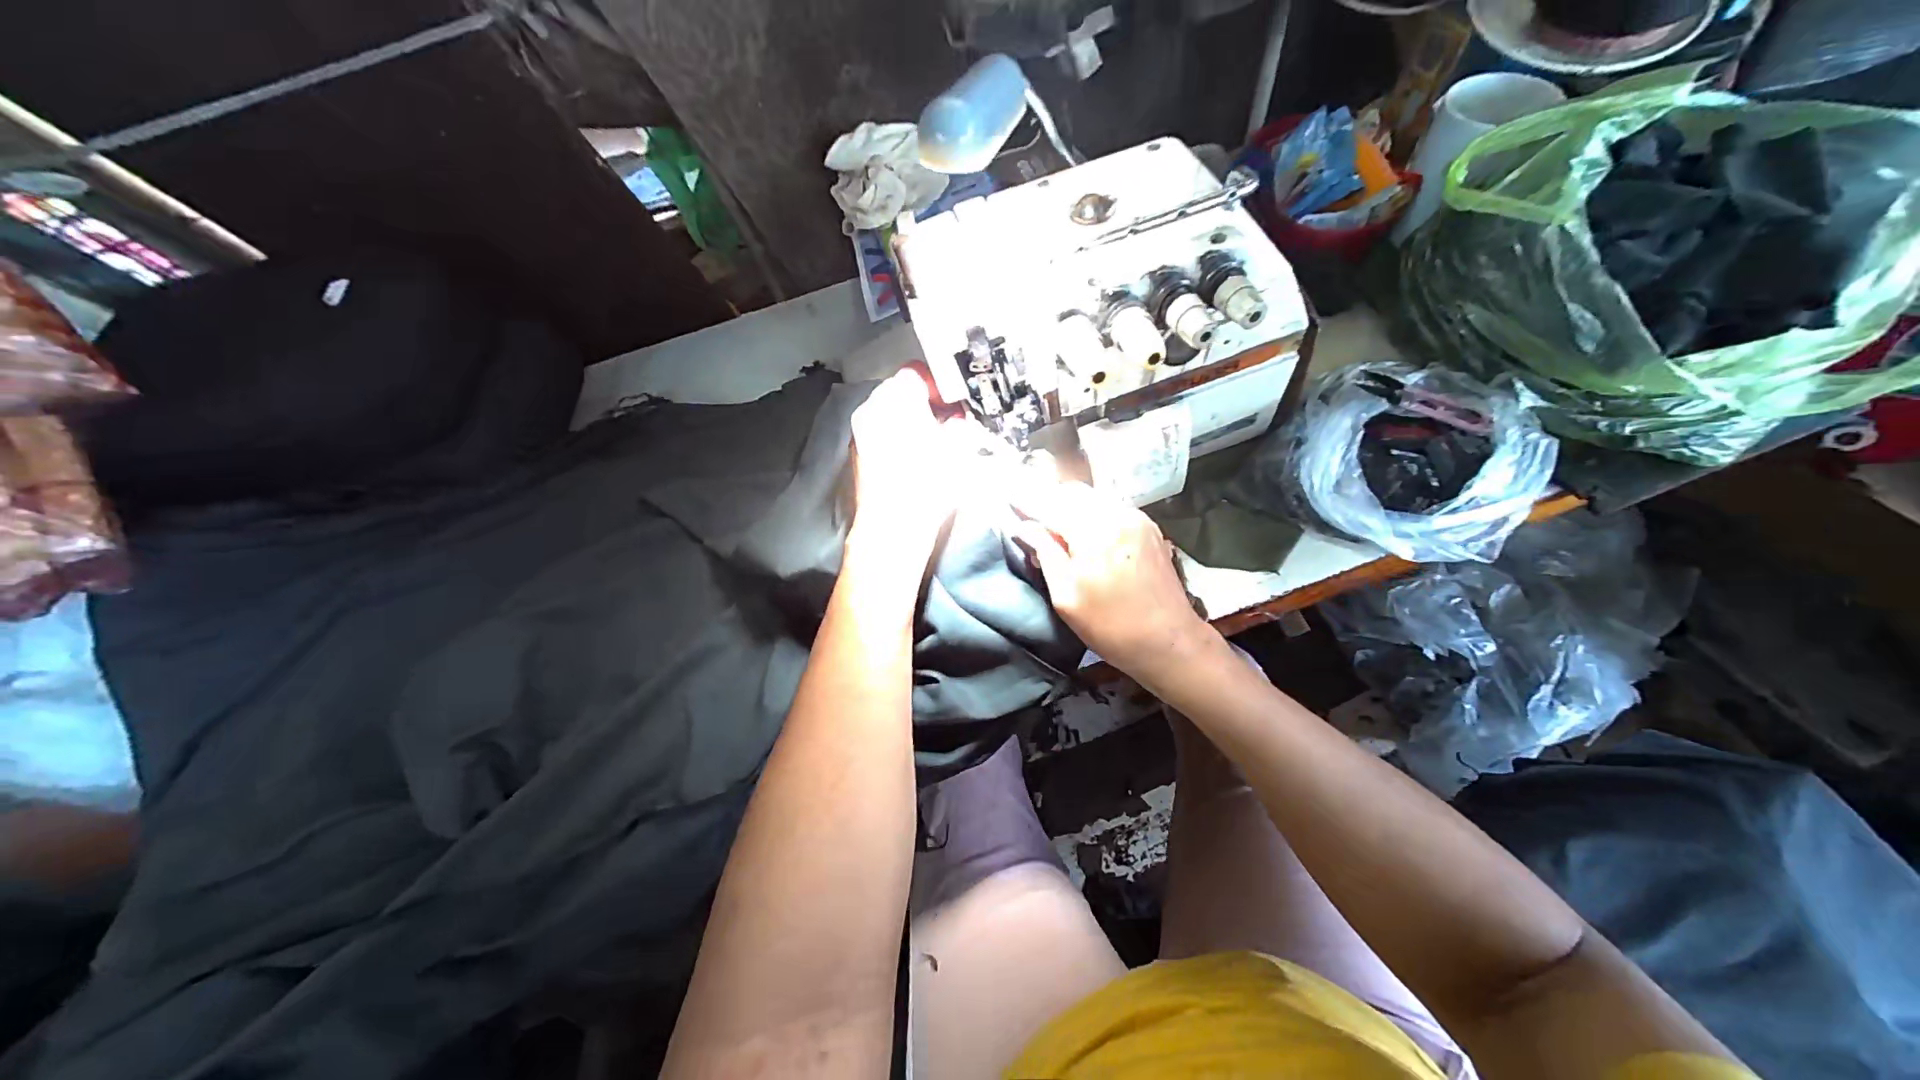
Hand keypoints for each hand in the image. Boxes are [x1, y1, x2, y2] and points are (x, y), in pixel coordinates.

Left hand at [848, 369, 955, 551]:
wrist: (893, 527)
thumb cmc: (929, 484)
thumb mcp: (959, 448)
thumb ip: (961, 424)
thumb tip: (959, 420)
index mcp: (896, 397)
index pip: (917, 372)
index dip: (939, 386)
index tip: (953, 405)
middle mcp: (871, 407)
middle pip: (901, 392)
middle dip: (924, 405)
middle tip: (947, 426)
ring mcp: (859, 430)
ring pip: (889, 414)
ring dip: (909, 423)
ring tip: (931, 446)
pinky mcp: (856, 453)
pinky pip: (879, 434)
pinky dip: (895, 440)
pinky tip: (912, 462)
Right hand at [1009, 479, 1218, 680]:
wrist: (1169, 641)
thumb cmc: (1111, 627)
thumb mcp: (1066, 597)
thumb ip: (1045, 554)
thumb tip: (1024, 527)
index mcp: (1094, 532)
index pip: (1050, 503)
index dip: (1025, 500)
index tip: (1008, 498)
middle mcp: (1117, 515)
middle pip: (1072, 492)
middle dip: (1048, 500)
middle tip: (1031, 521)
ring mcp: (1137, 518)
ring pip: (1093, 497)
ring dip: (1070, 506)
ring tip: (1056, 531)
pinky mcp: (1148, 527)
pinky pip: (1111, 507)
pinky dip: (1091, 513)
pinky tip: (1084, 536)